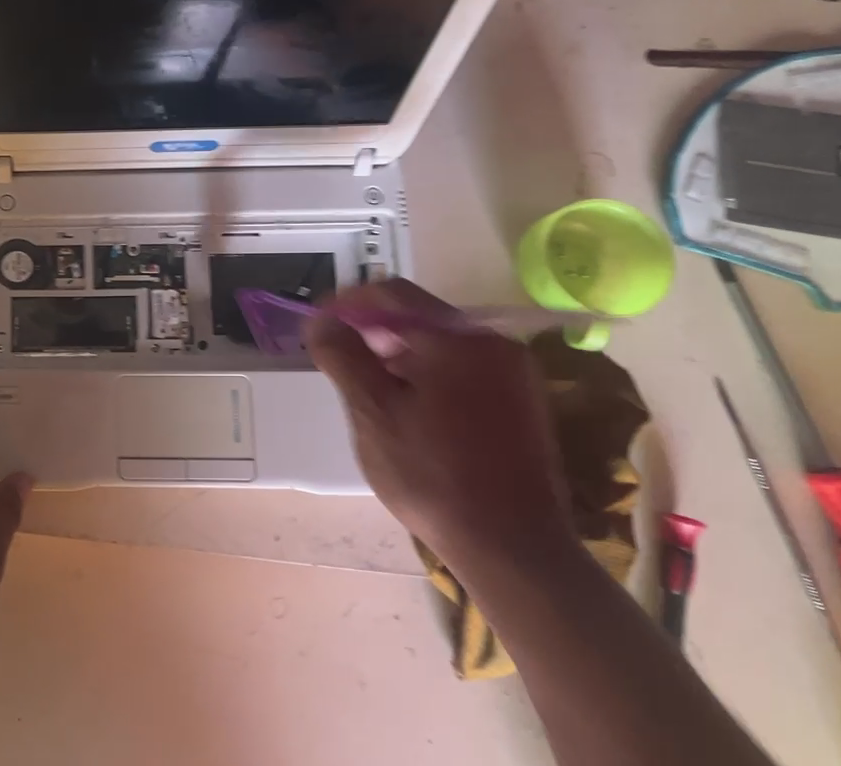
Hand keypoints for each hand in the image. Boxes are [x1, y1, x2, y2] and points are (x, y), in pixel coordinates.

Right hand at [305, 280, 575, 569]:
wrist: (512, 546)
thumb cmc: (432, 475)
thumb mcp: (372, 412)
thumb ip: (343, 356)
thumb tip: (321, 321)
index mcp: (457, 338)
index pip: (391, 294)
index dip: (346, 304)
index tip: (318, 327)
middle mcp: (493, 343)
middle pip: (419, 316)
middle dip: (373, 333)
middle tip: (341, 366)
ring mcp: (515, 374)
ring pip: (442, 345)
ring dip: (400, 356)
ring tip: (372, 395)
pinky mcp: (522, 404)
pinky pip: (464, 370)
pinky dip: (429, 376)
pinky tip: (412, 415)